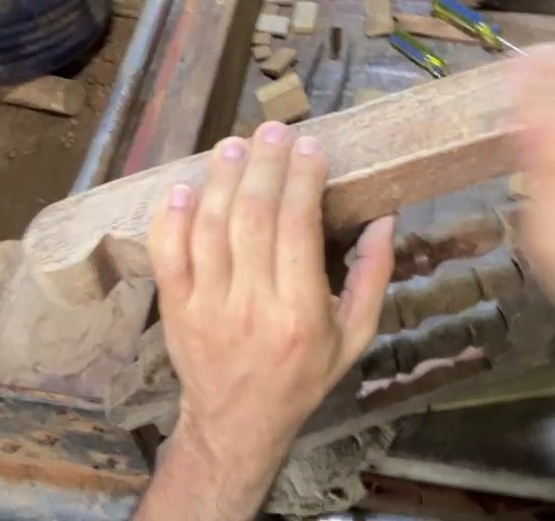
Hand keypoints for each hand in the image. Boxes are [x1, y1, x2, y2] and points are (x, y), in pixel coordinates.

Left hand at [147, 121, 395, 486]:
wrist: (237, 425)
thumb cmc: (303, 375)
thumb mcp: (355, 337)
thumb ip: (373, 276)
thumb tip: (386, 217)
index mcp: (301, 314)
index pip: (300, 229)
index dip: (303, 180)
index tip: (310, 146)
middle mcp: (252, 306)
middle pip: (254, 218)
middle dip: (264, 165)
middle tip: (273, 130)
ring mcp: (206, 306)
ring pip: (210, 228)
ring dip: (222, 179)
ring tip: (235, 144)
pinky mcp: (175, 307)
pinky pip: (168, 255)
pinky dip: (172, 217)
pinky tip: (184, 185)